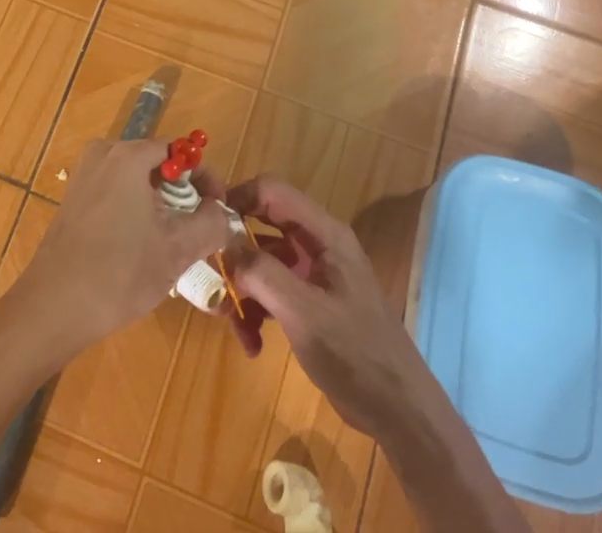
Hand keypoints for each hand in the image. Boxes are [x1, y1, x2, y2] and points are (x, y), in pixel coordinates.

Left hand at [14, 138, 231, 356]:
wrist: (56, 305)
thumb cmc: (121, 272)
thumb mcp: (178, 249)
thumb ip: (210, 223)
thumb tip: (223, 214)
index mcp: (128, 157)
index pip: (180, 151)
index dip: (204, 178)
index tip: (218, 209)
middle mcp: (101, 155)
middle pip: (155, 163)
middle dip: (182, 192)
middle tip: (199, 227)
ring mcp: (82, 177)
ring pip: (134, 181)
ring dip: (158, 204)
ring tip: (173, 241)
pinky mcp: (71, 200)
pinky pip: (113, 193)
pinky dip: (133, 210)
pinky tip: (141, 246)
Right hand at [225, 177, 421, 437]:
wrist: (397, 410)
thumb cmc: (355, 353)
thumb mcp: (302, 311)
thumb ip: (260, 270)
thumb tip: (222, 242)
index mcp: (324, 235)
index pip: (271, 191)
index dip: (236, 199)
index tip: (205, 226)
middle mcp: (318, 246)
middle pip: (260, 227)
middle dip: (232, 254)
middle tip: (208, 280)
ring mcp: (313, 275)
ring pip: (260, 263)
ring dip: (240, 290)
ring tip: (231, 325)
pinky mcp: (309, 303)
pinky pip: (269, 293)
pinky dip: (254, 313)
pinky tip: (251, 343)